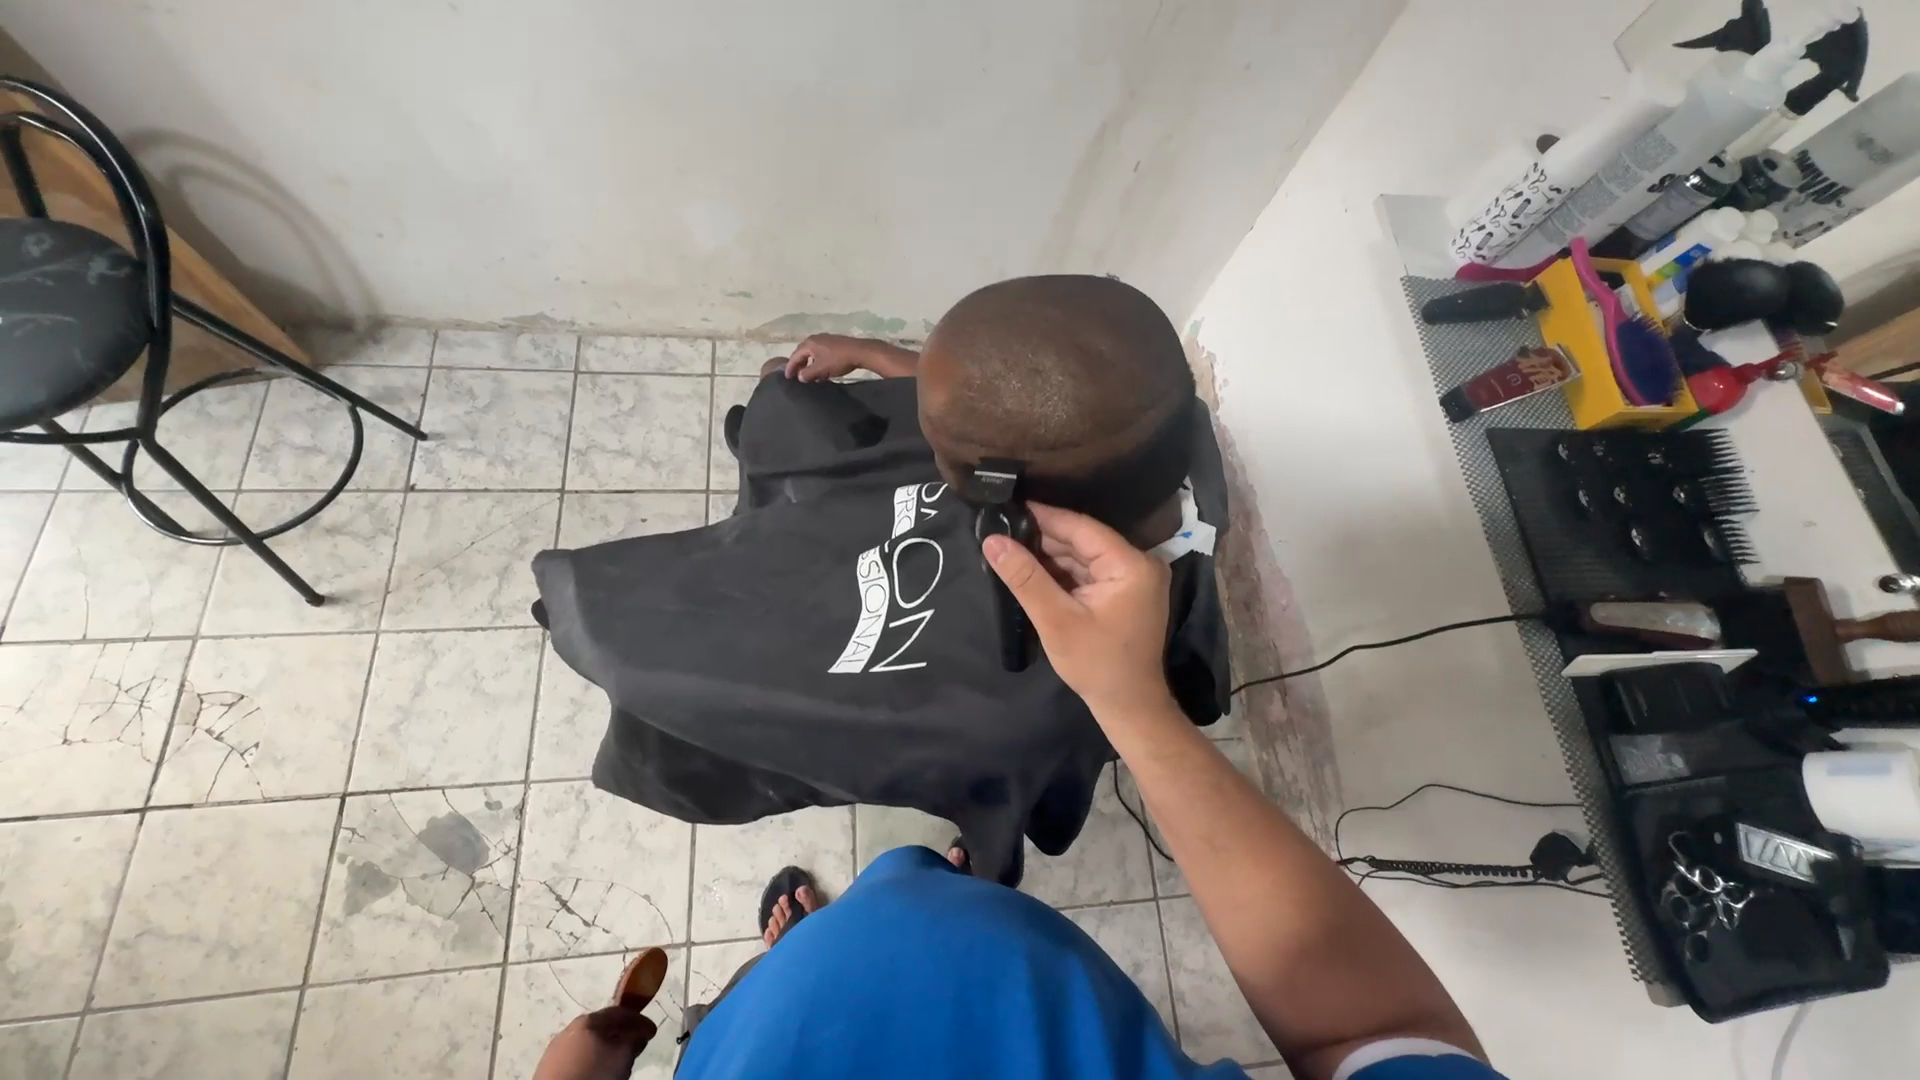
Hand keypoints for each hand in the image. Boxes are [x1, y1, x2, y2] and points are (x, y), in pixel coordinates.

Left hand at [531, 1007, 655, 1079]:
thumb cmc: (594, 1075)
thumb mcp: (623, 1056)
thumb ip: (635, 1039)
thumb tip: (639, 1034)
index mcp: (587, 1020)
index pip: (619, 1012)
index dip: (639, 1020)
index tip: (652, 1032)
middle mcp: (569, 1030)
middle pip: (602, 1027)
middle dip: (621, 1035)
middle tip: (636, 1046)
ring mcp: (554, 1051)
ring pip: (588, 1044)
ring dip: (605, 1049)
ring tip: (617, 1063)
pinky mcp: (546, 1071)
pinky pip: (576, 1059)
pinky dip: (590, 1062)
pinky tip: (597, 1072)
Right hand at [785, 333, 872, 381]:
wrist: (859, 352)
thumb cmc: (837, 360)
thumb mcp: (820, 369)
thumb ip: (807, 374)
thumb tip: (800, 377)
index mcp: (809, 343)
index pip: (794, 356)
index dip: (790, 368)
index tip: (787, 378)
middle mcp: (815, 339)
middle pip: (802, 353)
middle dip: (799, 365)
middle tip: (796, 376)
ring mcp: (825, 340)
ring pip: (812, 353)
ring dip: (809, 364)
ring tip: (808, 375)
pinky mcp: (835, 343)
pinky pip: (821, 353)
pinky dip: (818, 362)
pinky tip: (821, 370)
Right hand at [983, 503, 1172, 713]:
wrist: (1128, 705)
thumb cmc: (1096, 664)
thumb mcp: (1056, 620)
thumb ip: (1025, 577)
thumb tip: (992, 540)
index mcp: (1131, 564)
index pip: (1082, 527)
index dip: (1044, 516)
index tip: (1010, 505)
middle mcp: (1139, 563)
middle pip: (1083, 540)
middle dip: (1043, 537)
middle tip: (1003, 528)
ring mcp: (1134, 578)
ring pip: (1083, 555)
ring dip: (1050, 554)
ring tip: (1011, 545)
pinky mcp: (1125, 591)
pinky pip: (1089, 571)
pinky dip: (1062, 571)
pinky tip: (1032, 568)